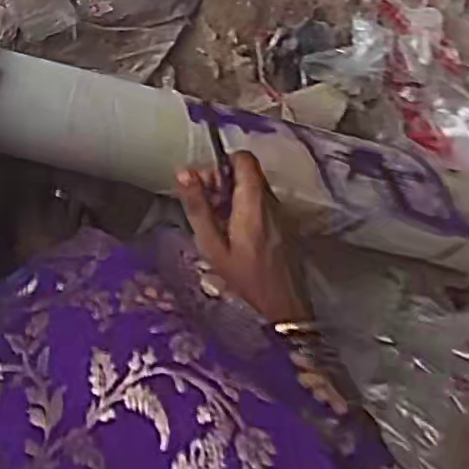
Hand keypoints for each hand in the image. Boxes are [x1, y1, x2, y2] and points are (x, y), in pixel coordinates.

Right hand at [176, 151, 312, 324]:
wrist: (285, 310)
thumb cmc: (246, 279)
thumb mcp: (213, 245)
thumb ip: (197, 207)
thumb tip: (183, 172)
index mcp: (253, 202)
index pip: (242, 158)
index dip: (221, 164)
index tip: (206, 184)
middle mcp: (270, 201)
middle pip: (245, 171)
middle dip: (222, 181)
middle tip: (207, 205)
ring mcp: (280, 211)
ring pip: (252, 186)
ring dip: (231, 195)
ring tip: (217, 221)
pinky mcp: (283, 223)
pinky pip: (260, 201)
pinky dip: (243, 207)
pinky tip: (233, 232)